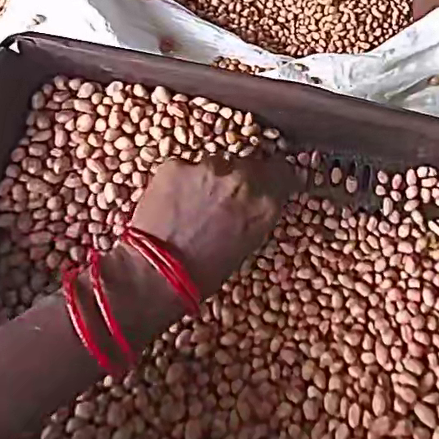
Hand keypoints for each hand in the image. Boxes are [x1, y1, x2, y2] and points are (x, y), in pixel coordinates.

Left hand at [124, 155, 295, 294]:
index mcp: (265, 204)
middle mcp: (241, 180)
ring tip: (193, 204)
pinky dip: (181, 180)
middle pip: (248, 164)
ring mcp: (207, 168)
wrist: (156, 274)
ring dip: (209, 178)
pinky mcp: (177, 165)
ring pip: (215, 164)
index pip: (282, 172)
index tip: (268, 180)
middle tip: (224, 198)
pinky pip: (184, 167)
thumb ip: (255, 214)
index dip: (274, 176)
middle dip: (239, 178)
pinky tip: (172, 202)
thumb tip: (254, 202)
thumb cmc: (203, 273)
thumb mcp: (246, 245)